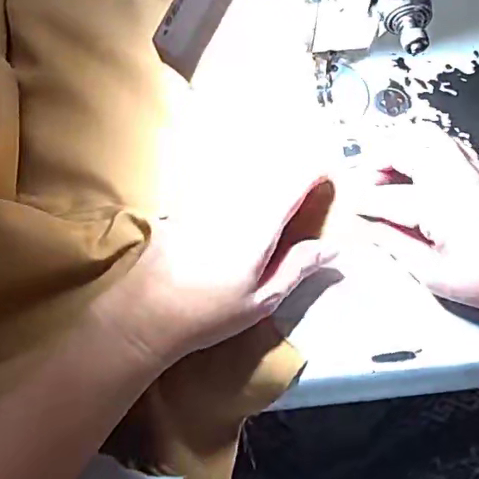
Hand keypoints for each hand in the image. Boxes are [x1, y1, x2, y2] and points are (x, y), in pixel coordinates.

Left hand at [94, 167, 336, 368]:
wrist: (145, 312)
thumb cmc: (209, 312)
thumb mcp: (262, 299)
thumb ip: (298, 267)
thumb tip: (334, 249)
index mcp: (260, 223)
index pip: (296, 180)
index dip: (316, 175)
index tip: (326, 180)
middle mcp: (234, 200)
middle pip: (271, 166)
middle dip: (292, 167)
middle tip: (304, 181)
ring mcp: (206, 196)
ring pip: (243, 167)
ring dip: (264, 166)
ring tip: (275, 173)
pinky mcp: (183, 200)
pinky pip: (216, 176)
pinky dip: (232, 172)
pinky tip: (234, 183)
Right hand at [346, 125, 478, 335]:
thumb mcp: (436, 276)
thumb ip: (398, 247)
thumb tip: (377, 229)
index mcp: (437, 205)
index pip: (385, 196)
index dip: (365, 202)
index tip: (356, 208)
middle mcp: (453, 177)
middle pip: (402, 150)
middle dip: (376, 162)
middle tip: (365, 180)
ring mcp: (472, 169)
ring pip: (427, 136)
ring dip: (401, 145)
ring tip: (388, 165)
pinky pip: (449, 141)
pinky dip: (426, 144)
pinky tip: (420, 162)